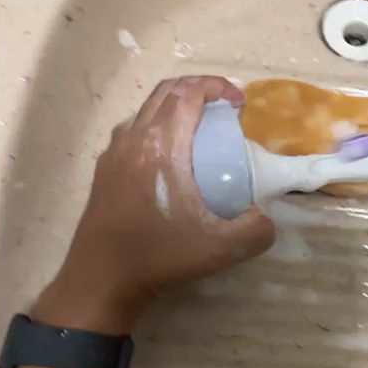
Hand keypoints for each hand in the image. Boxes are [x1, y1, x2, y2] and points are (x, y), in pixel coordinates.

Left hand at [36, 76, 276, 331]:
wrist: (100, 281)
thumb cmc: (158, 258)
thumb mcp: (219, 250)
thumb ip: (254, 231)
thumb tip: (266, 219)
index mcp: (162, 147)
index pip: (188, 93)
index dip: (216, 86)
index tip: (238, 101)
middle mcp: (134, 139)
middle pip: (166, 92)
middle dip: (198, 89)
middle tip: (224, 108)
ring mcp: (114, 153)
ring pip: (146, 109)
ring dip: (175, 106)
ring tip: (198, 128)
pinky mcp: (104, 169)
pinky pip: (132, 130)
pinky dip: (155, 126)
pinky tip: (169, 156)